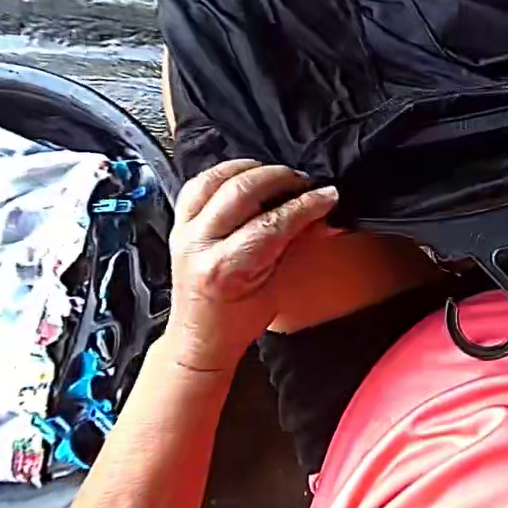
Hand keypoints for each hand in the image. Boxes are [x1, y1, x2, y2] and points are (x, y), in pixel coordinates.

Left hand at [166, 159, 338, 372]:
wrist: (200, 337)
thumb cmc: (240, 320)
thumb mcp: (279, 285)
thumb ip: (299, 243)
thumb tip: (326, 216)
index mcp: (227, 268)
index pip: (273, 222)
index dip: (306, 204)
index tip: (329, 195)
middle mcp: (200, 245)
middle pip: (242, 191)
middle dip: (280, 178)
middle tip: (305, 182)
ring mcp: (184, 231)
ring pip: (215, 179)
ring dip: (251, 169)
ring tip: (277, 174)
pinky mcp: (178, 224)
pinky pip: (198, 184)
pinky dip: (224, 173)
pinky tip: (246, 175)